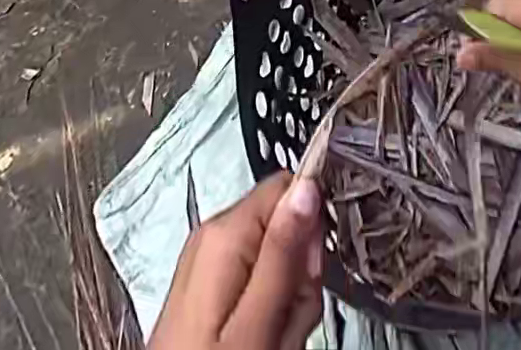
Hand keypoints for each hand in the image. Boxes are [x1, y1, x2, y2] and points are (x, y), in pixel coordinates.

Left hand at [150, 173, 324, 349]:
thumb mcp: (257, 326)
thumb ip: (284, 252)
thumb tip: (307, 186)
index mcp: (225, 233)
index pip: (289, 189)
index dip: (311, 231)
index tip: (310, 274)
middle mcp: (214, 236)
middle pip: (284, 227)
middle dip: (300, 275)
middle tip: (287, 323)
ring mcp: (209, 262)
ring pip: (277, 258)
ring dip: (288, 301)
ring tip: (273, 340)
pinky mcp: (211, 287)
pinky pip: (259, 282)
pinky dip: (270, 312)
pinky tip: (263, 341)